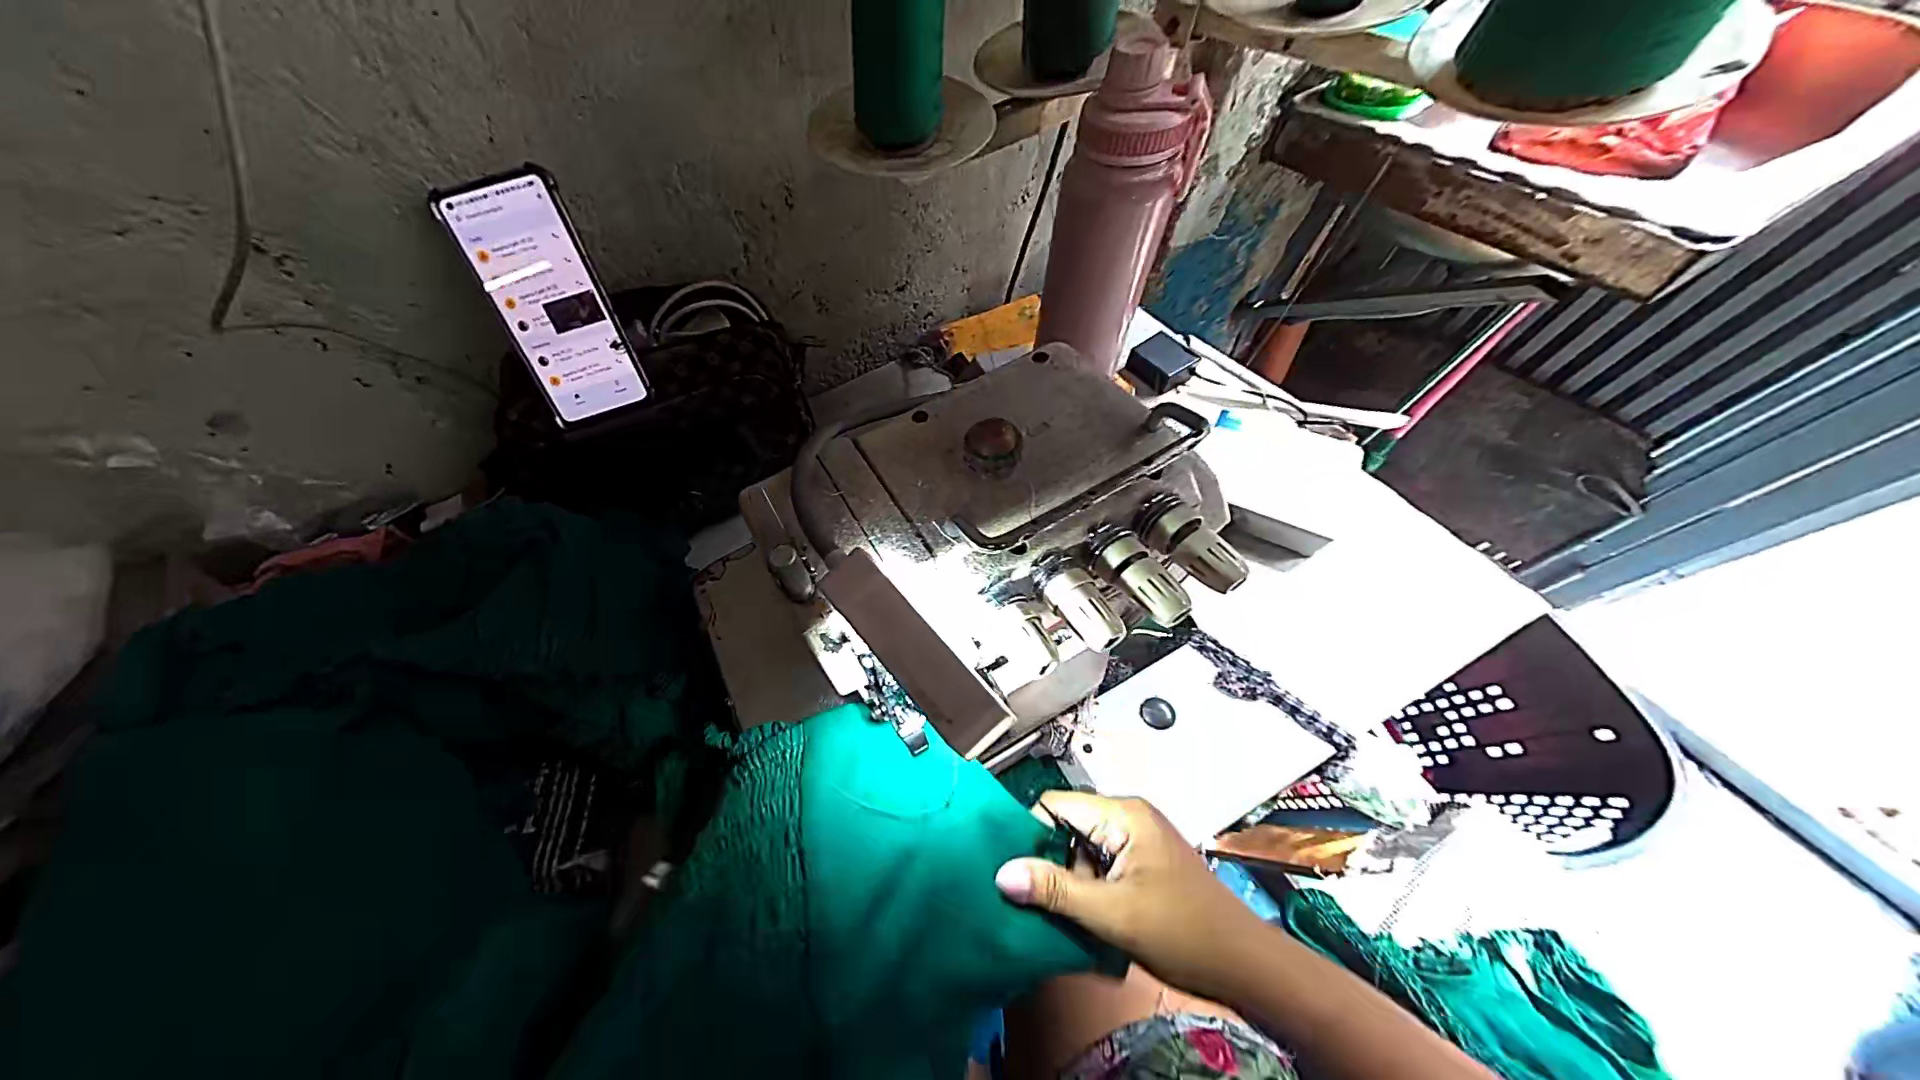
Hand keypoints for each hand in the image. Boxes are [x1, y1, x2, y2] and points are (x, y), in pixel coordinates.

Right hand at [995, 790, 1268, 1000]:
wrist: (1245, 965)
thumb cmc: (1183, 933)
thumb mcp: (1112, 914)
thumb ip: (1055, 890)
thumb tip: (1002, 873)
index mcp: (1122, 815)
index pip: (1055, 805)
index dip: (1030, 834)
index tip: (1011, 871)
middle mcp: (1128, 817)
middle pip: (1066, 826)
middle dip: (1047, 860)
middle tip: (1031, 898)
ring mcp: (1137, 840)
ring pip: (1081, 848)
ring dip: (1066, 879)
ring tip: (1055, 913)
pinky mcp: (1141, 862)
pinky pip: (1099, 864)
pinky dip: (1086, 887)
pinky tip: (1080, 916)